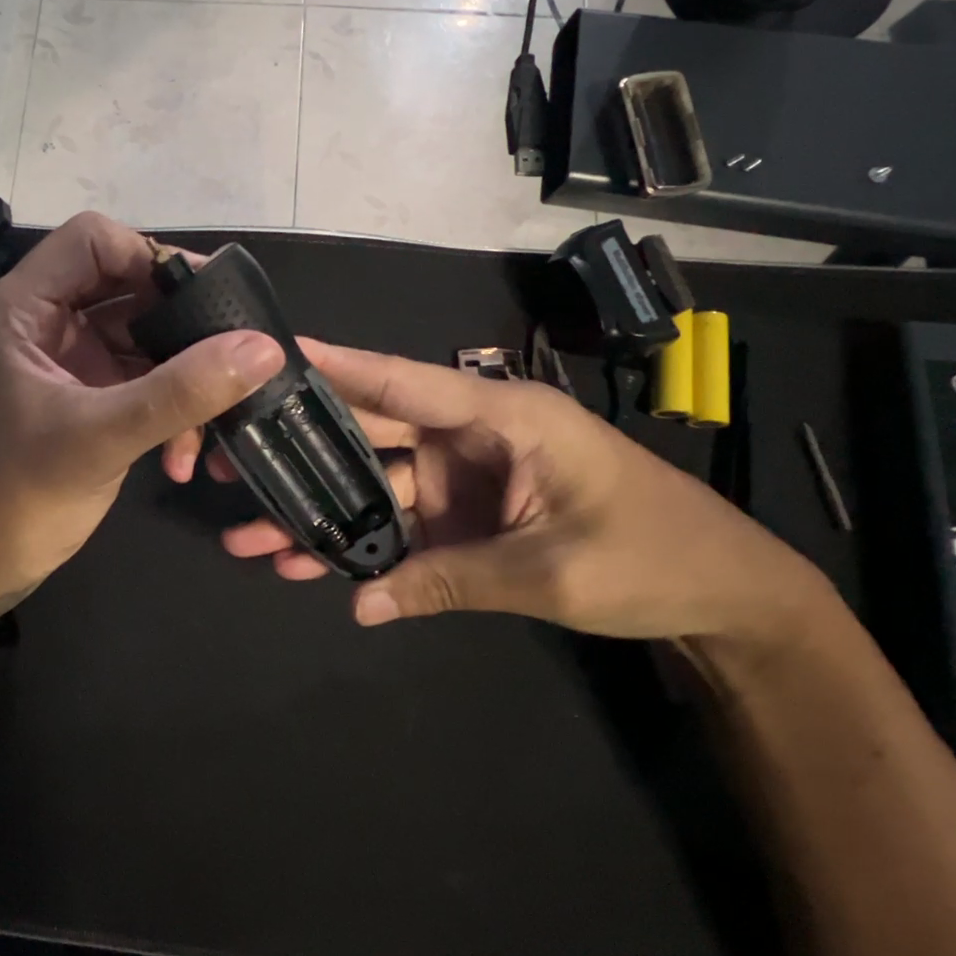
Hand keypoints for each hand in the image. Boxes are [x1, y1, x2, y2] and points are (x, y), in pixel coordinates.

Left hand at [0, 213, 284, 621]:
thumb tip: (264, 347)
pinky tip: (185, 452)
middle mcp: (41, 319)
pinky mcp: (88, 388)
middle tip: (231, 347)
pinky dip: (170, 403)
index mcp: (19, 309)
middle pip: (124, 281)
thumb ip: (182, 391)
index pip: (91, 241)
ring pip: (141, 330)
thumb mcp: (105, 436)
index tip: (201, 301)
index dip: (148, 258)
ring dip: (180, 372)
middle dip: (177, 321)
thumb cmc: (28, 493)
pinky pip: (143, 371)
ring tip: (212, 418)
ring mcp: (67, 354)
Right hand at [220, 339, 836, 644]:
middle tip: (231, 462)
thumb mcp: (554, 571)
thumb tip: (358, 605)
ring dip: (316, 514)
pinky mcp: (462, 519)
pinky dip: (357, 549)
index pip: (405, 381)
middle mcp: (471, 437)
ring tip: (249, 538)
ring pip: (372, 488)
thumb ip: (452, 582)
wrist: (724, 600)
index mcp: (505, 416)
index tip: (275, 350)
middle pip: (371, 433)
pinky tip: (306, 567)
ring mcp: (462, 480)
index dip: (339, 365)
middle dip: (301, 451)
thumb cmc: (657, 557)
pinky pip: (397, 529)